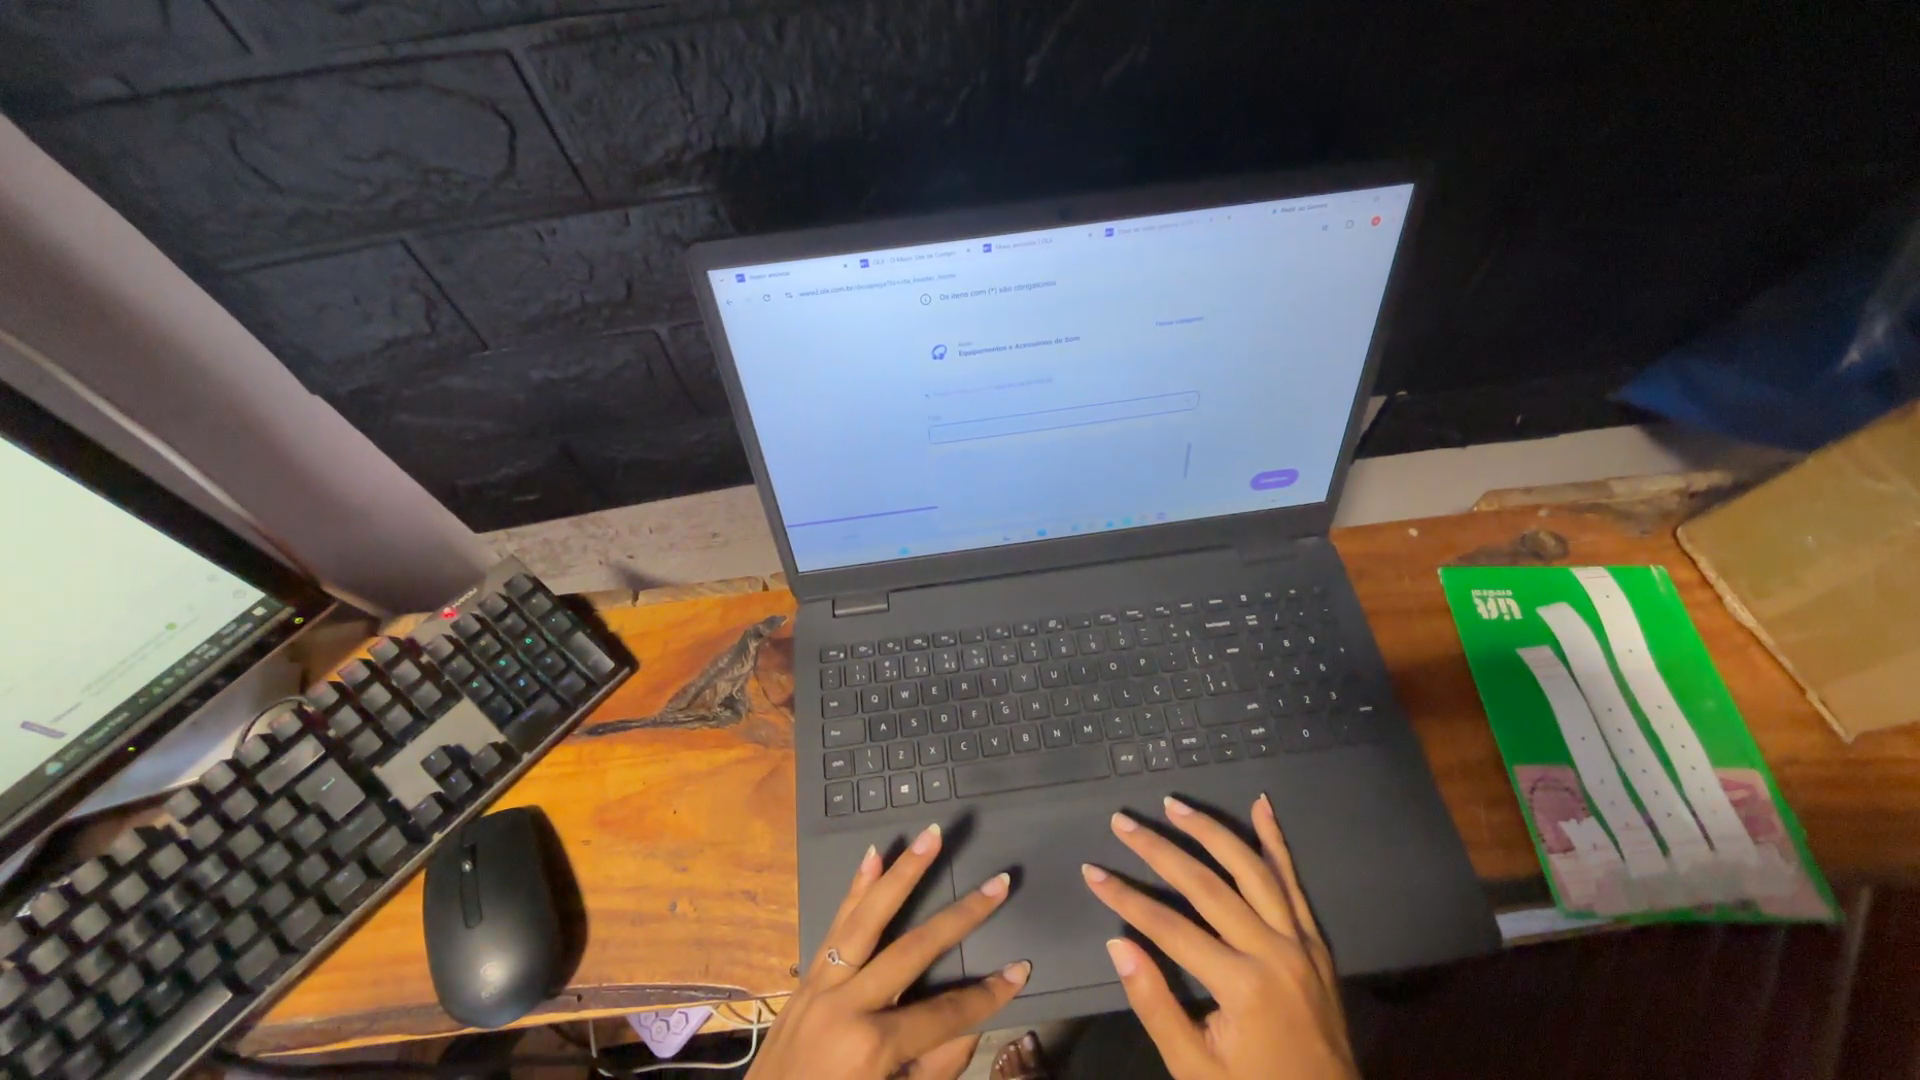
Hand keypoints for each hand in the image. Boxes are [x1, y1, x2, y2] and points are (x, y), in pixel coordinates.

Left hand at [747, 823, 1031, 1079]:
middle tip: (998, 883)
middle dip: (963, 915)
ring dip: (903, 872)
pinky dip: (855, 888)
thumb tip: (971, 1022)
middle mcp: (848, 1005)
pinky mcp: (806, 979)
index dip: (987, 994)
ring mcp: (822, 986)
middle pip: (915, 948)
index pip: (946, 1012)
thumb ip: (936, 1067)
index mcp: (872, 1047)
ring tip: (930, 836)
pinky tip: (873, 854)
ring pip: (869, 916)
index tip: (1020, 971)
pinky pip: (834, 925)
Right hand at [1082, 795, 1357, 1079]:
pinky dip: (1276, 842)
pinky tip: (1261, 807)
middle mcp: (1272, 950)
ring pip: (1251, 869)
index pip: (1168, 927)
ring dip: (1210, 831)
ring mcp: (1299, 941)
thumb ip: (1156, 1006)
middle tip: (1124, 821)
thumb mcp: (1196, 1070)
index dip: (1125, 897)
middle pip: (1206, 885)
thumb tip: (1118, 944)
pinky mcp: (1315, 941)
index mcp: (1241, 984)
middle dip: (1158, 850)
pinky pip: (1293, 882)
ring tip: (1174, 805)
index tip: (1092, 871)